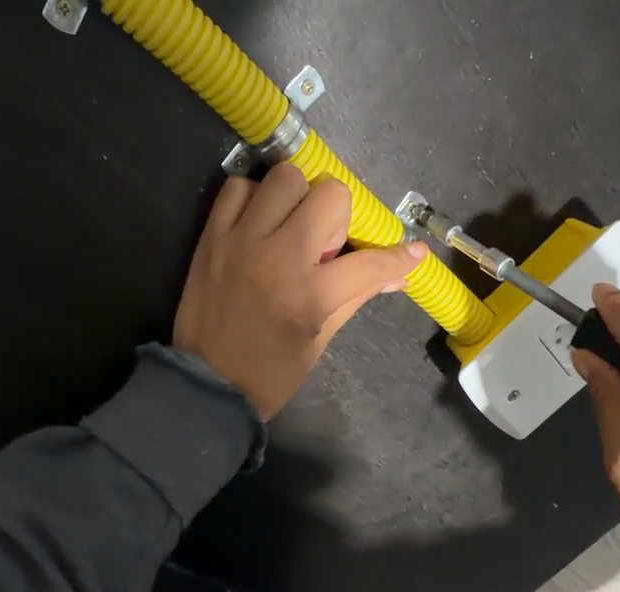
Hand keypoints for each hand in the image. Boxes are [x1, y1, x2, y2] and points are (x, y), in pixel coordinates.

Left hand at [174, 163, 425, 418]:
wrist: (207, 386)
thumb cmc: (270, 373)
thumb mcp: (320, 341)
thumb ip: (357, 296)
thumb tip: (400, 273)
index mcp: (310, 295)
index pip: (369, 262)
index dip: (397, 257)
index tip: (411, 253)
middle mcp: (279, 258)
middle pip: (330, 193)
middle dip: (337, 216)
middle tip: (323, 245)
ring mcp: (242, 241)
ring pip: (285, 177)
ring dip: (297, 198)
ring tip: (289, 228)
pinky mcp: (212, 237)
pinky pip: (238, 187)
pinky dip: (253, 199)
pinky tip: (257, 225)